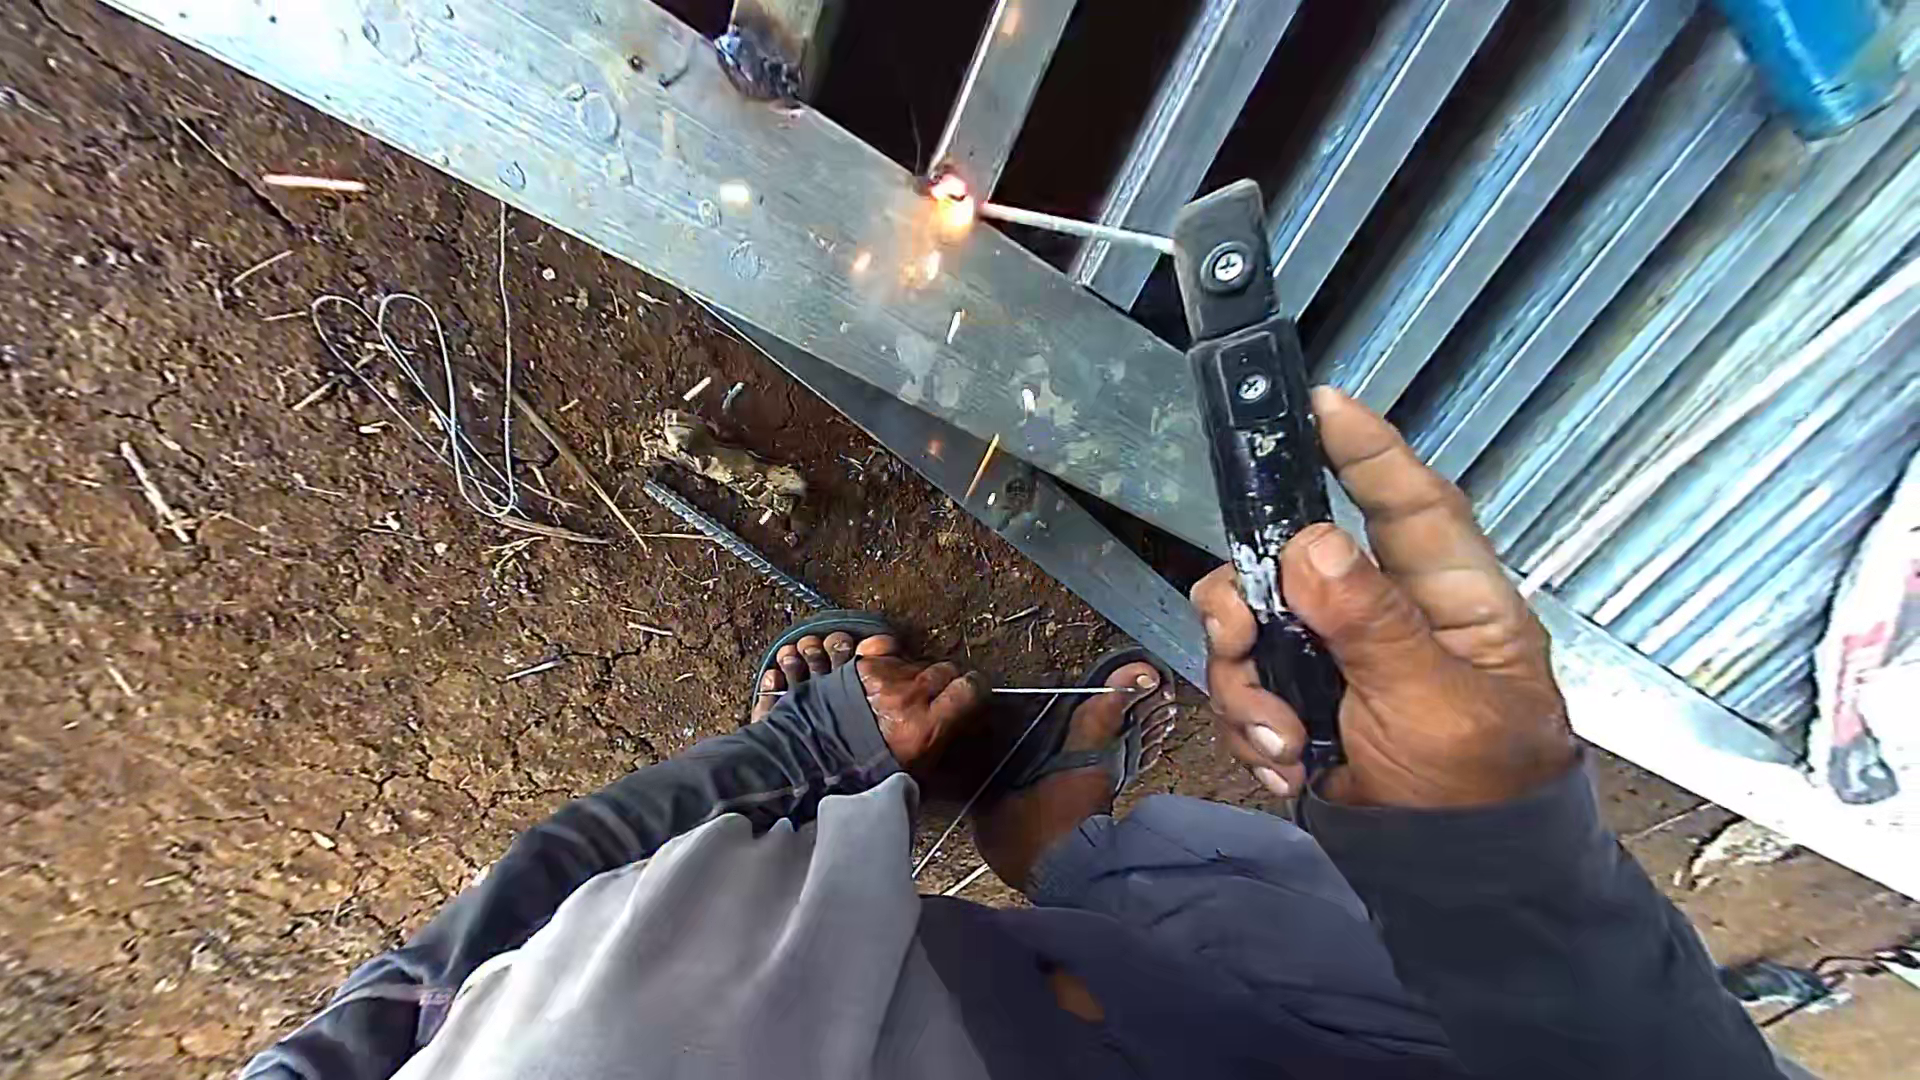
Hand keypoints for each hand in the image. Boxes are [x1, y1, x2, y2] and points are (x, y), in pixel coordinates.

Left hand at [856, 656, 985, 777]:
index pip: (969, 689)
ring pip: (919, 660)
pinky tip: (889, 667)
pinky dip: (891, 652)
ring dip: (918, 673)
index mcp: (925, 726)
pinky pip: (888, 644)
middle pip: (947, 669)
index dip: (975, 688)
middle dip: (947, 681)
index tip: (973, 692)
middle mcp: (909, 695)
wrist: (819, 758)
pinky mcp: (864, 663)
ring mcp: (885, 675)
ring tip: (902, 692)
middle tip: (935, 697)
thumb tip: (974, 725)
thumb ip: (948, 740)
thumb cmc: (868, 769)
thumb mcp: (918, 768)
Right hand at [1190, 386, 1572, 808]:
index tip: (1322, 403)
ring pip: (1238, 621)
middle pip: (1277, 562)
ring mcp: (1320, 646)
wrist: (1434, 874)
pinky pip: (1233, 675)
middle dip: (1243, 605)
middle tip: (1238, 643)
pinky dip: (1244, 720)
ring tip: (1278, 742)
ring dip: (1241, 683)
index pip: (1409, 505)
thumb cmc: (1473, 787)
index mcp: (1442, 599)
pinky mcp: (1284, 683)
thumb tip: (1308, 542)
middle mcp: (1368, 608)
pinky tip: (1279, 762)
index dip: (1366, 450)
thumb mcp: (1436, 708)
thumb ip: (1375, 625)